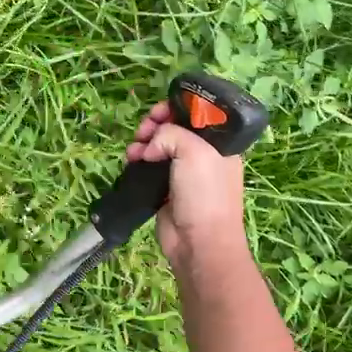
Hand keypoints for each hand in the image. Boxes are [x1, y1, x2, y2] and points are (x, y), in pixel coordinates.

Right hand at [126, 101, 247, 271]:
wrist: (199, 242)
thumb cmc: (204, 194)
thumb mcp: (194, 151)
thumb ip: (170, 133)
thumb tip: (151, 144)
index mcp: (219, 145)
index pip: (197, 115)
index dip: (177, 109)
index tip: (159, 112)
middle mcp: (202, 155)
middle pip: (174, 127)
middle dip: (155, 124)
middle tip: (144, 130)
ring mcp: (183, 172)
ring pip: (158, 144)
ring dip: (143, 140)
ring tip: (135, 150)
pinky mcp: (165, 186)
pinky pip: (149, 163)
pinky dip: (138, 157)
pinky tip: (131, 159)